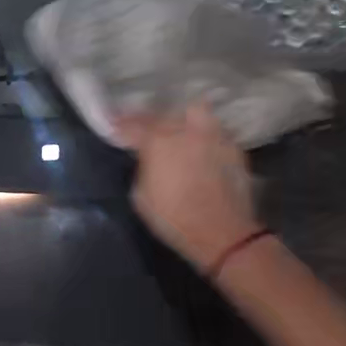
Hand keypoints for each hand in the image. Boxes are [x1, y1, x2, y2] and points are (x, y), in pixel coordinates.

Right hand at [122, 103, 261, 271]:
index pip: (133, 125)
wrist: (221, 232)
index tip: (112, 122)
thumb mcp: (140, 196)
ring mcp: (213, 136)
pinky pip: (214, 132)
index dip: (120, 123)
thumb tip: (147, 159)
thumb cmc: (172, 217)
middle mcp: (186, 131)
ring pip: (195, 112)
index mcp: (158, 142)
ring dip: (182, 118)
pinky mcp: (234, 148)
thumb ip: (142, 168)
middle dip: (149, 120)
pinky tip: (200, 148)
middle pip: (163, 115)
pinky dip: (203, 136)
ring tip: (176, 129)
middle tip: (143, 129)